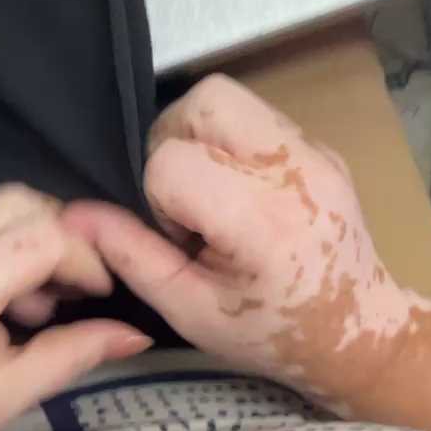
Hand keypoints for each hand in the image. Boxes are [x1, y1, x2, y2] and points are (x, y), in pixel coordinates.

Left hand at [0, 183, 152, 430]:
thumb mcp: (13, 391)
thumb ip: (75, 353)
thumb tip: (137, 334)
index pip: (41, 236)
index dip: (84, 257)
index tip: (98, 293)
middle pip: (16, 201)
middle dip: (60, 232)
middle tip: (76, 283)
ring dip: (31, 237)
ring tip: (41, 302)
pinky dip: (2, 247)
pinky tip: (9, 302)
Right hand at [63, 74, 430, 411]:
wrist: (356, 331)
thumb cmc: (268, 333)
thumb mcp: (188, 310)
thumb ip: (131, 257)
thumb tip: (75, 216)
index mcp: (263, 219)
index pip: (173, 160)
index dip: (157, 199)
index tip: (180, 240)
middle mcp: (294, 167)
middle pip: (203, 102)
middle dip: (172, 146)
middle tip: (184, 203)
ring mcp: (313, 147)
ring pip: (224, 97)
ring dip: (196, 139)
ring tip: (207, 196)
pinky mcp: (317, 143)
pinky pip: (249, 116)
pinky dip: (224, 145)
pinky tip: (234, 193)